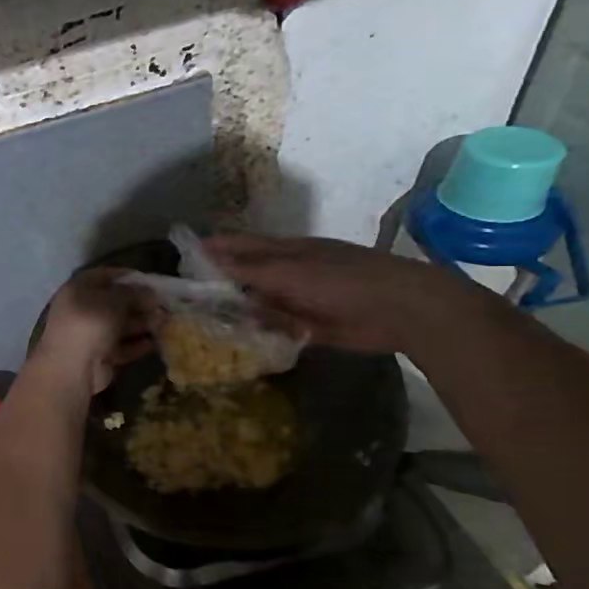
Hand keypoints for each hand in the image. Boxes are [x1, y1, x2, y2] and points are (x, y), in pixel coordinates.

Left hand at [31, 268, 153, 391]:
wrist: (72, 367)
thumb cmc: (91, 322)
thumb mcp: (115, 300)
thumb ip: (135, 293)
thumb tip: (151, 293)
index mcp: (78, 289)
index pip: (104, 276)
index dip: (127, 276)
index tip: (150, 280)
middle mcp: (82, 310)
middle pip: (115, 303)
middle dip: (140, 303)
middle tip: (163, 305)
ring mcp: (89, 335)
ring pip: (120, 325)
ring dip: (142, 323)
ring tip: (164, 323)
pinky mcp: (98, 356)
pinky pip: (121, 346)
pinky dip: (136, 344)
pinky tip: (154, 343)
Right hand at [205, 233, 480, 354]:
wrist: (399, 308)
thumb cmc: (344, 280)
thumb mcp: (293, 271)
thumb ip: (253, 269)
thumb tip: (212, 257)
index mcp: (288, 252)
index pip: (244, 248)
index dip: (218, 250)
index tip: (188, 254)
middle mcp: (292, 273)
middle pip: (251, 277)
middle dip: (223, 283)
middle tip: (190, 294)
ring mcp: (303, 302)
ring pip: (264, 305)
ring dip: (240, 312)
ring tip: (206, 320)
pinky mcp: (314, 329)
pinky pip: (280, 330)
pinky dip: (263, 334)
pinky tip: (243, 341)